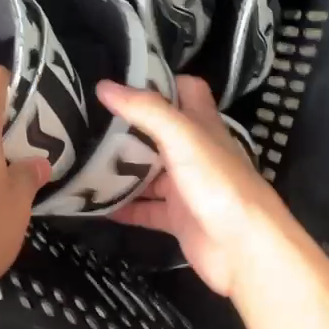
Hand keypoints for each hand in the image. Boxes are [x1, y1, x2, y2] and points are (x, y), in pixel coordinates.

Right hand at [99, 75, 304, 296]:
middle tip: (89, 118)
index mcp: (202, 125)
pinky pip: (145, 209)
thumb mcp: (182, 137)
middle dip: (129, 126)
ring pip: (149, 172)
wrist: (246, 250)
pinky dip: (124, 207)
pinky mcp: (179, 219)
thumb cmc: (218, 184)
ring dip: (122, 167)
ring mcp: (186, 187)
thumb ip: (145, 111)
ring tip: (82, 157)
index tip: (123, 78)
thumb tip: (103, 86)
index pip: (187, 91)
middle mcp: (194, 152)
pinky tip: (96, 204)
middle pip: (159, 132)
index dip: (162, 81)